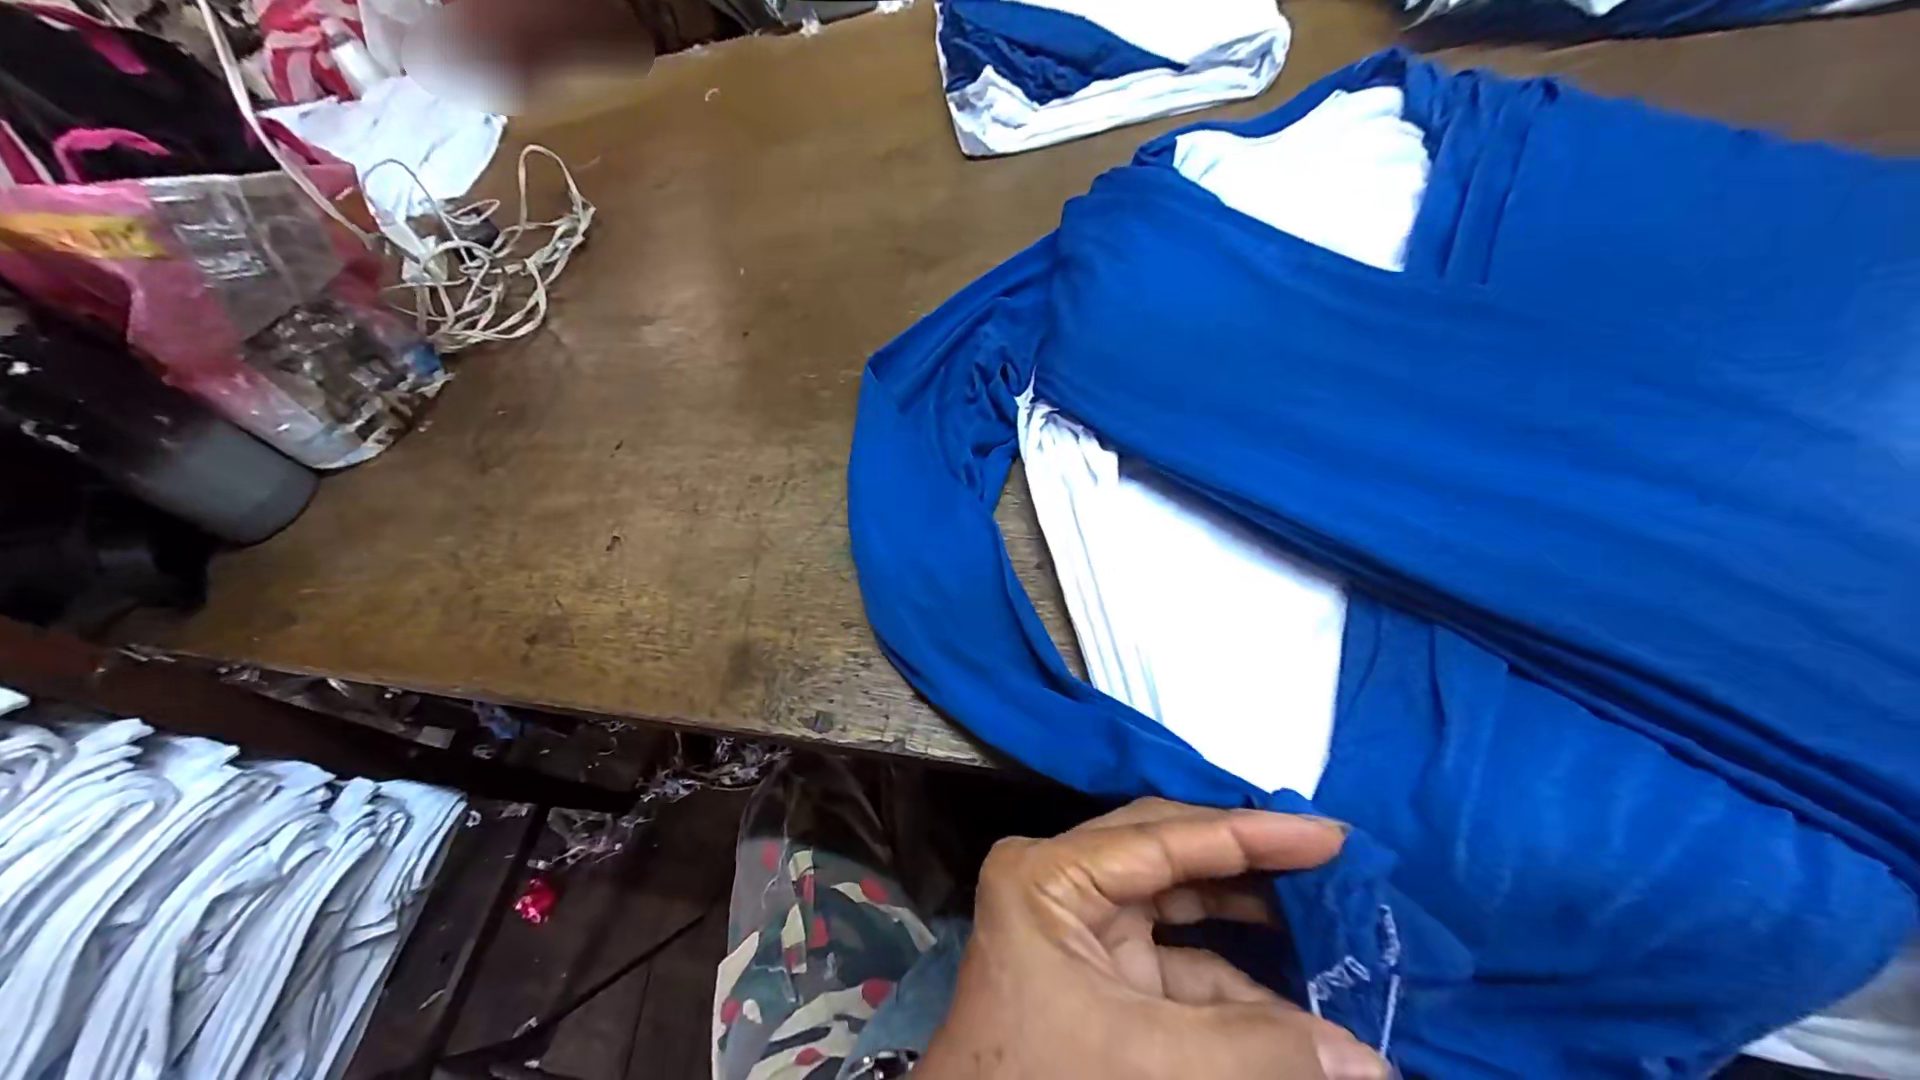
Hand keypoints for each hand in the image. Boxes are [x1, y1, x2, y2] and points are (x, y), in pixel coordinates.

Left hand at [918, 798, 1389, 1079]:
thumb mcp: (1148, 1063)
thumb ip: (1259, 1051)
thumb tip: (1371, 1062)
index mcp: (1051, 873)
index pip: (1162, 836)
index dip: (1249, 833)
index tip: (1328, 834)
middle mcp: (1064, 879)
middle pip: (1170, 853)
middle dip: (1249, 861)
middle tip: (1330, 861)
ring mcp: (1082, 922)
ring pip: (1178, 901)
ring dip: (1248, 919)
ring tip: (1327, 919)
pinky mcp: (1102, 967)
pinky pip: (1176, 959)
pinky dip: (1234, 983)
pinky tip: (1297, 1009)